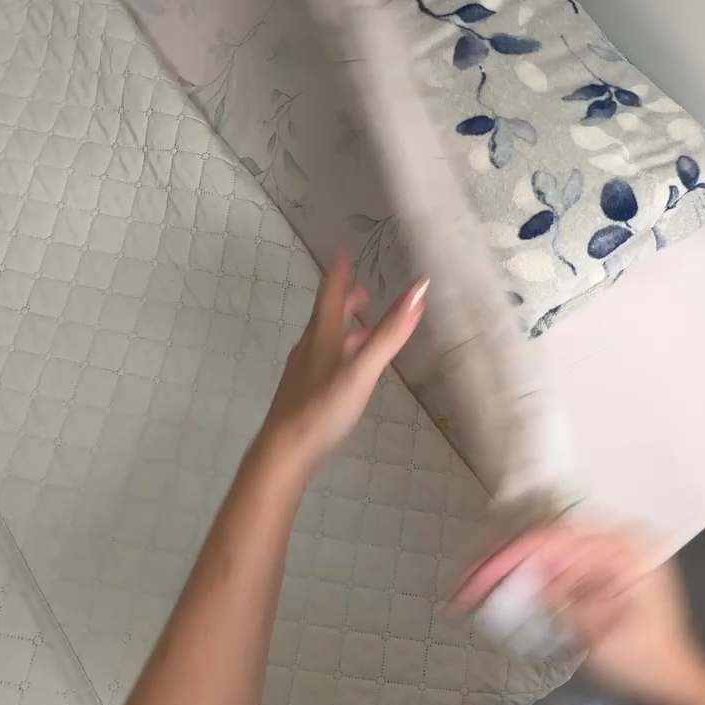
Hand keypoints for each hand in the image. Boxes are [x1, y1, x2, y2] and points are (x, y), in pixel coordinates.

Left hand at [259, 253, 425, 470]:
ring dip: (344, 328)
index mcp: (323, 337)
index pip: (331, 295)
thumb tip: (419, 290)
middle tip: (362, 291)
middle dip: (344, 300)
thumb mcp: (362, 369)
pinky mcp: (304, 393)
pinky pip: (324, 361)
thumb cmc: (323, 407)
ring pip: (325, 340)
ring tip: (362, 329)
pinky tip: (347, 369)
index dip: (339, 273)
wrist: (285, 450)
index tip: (344, 253)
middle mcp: (310, 348)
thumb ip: (390, 333)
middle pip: (326, 316)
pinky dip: (340, 353)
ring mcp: (304, 371)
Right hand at [453, 522, 704, 704]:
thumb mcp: (598, 633)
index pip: (553, 540)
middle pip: (547, 541)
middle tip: (462, 587)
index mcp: (623, 546)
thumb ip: (558, 598)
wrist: (675, 691)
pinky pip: (558, 568)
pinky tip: (503, 592)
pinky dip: (529, 580)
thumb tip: (518, 574)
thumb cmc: (643, 664)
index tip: (472, 581)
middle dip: (501, 561)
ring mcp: (609, 558)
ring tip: (472, 588)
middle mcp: (616, 541)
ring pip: (547, 554)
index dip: (507, 559)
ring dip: (510, 571)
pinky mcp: (602, 576)